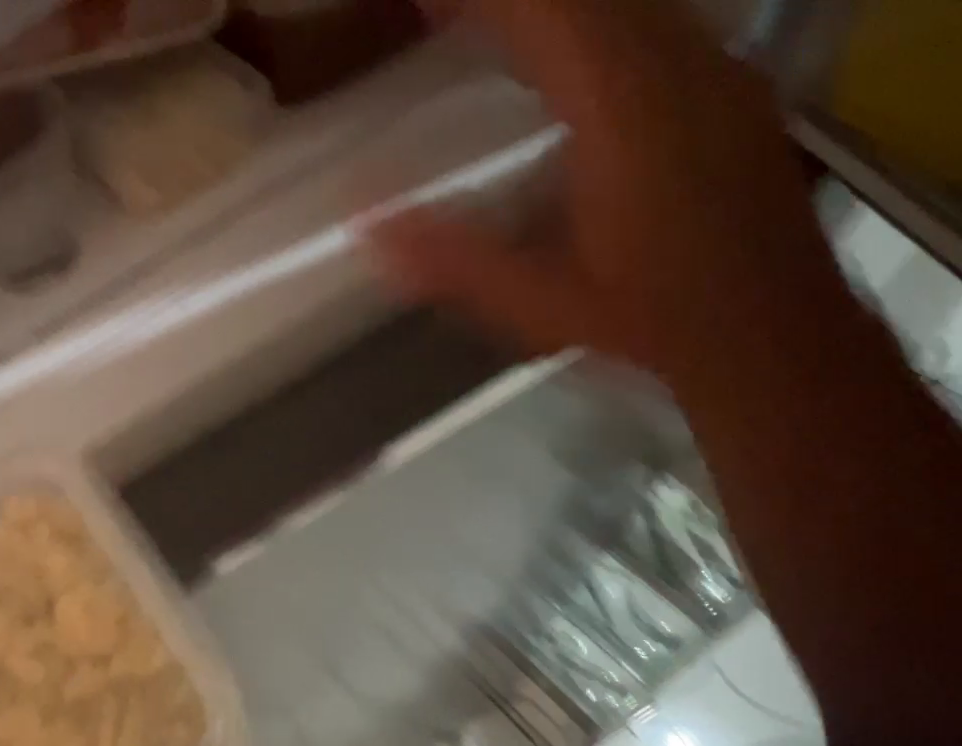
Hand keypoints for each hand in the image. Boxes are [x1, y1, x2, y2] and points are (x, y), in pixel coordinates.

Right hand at [373, 0, 863, 385]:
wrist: (768, 330)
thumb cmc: (647, 317)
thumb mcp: (533, 301)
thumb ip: (450, 259)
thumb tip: (361, 225)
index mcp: (628, 112)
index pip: (552, 17)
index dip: (485, 1)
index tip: (422, 3)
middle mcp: (681, 70)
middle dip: (509, 2)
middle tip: (442, 12)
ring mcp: (714, 72)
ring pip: (627, 6)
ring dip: (552, 11)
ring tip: (484, 22)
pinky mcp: (726, 87)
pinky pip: (652, 26)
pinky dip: (594, 25)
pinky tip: (560, 53)